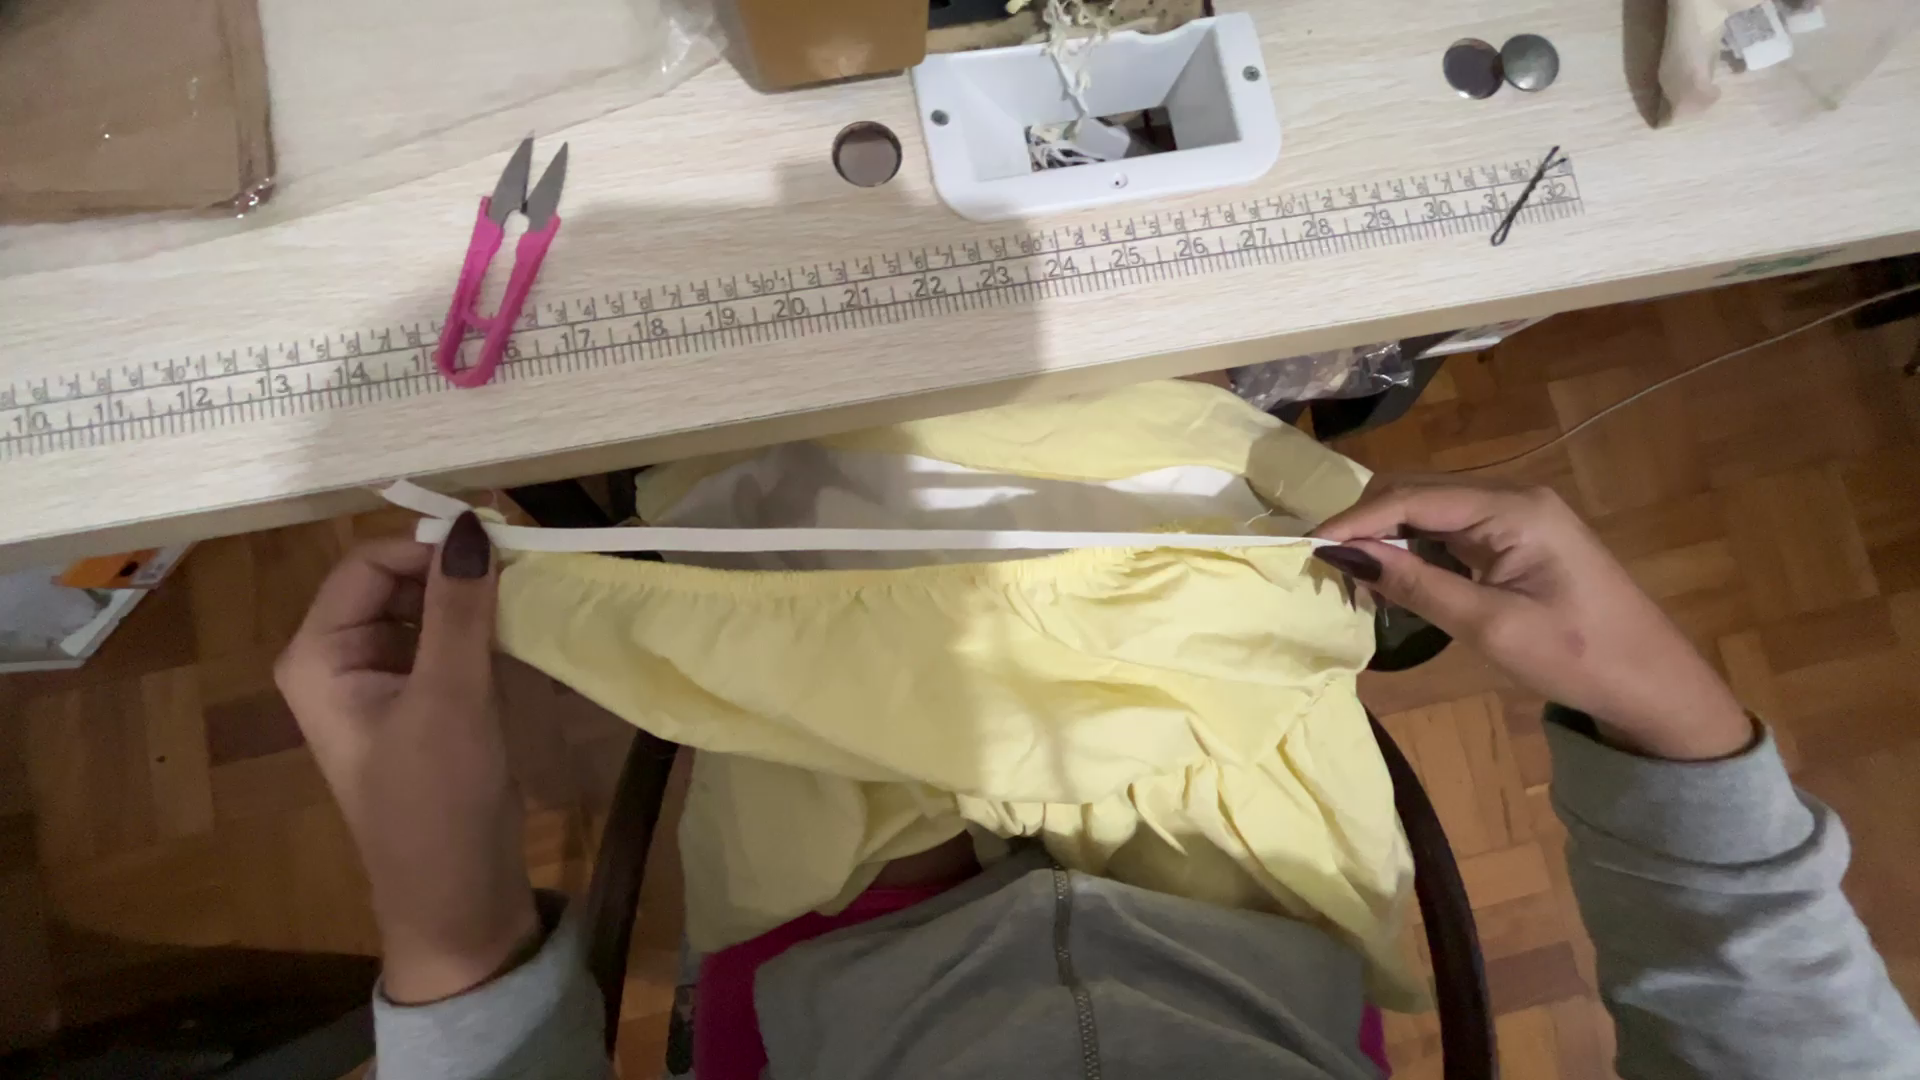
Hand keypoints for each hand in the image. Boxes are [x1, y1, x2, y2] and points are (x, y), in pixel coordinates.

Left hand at [275, 512, 538, 1002]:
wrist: (458, 886)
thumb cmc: (436, 795)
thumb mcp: (449, 697)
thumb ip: (459, 609)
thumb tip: (472, 522)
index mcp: (322, 655)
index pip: (370, 565)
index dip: (431, 546)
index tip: (504, 546)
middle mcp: (350, 657)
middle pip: (401, 579)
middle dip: (460, 565)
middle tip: (530, 561)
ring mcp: (394, 677)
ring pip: (434, 605)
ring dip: (481, 591)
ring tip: (536, 586)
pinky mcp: (435, 695)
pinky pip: (457, 637)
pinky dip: (491, 621)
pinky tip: (529, 622)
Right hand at [1312, 477, 1753, 760]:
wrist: (1656, 687)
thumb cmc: (1578, 657)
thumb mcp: (1487, 624)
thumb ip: (1412, 583)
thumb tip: (1340, 554)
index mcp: (1513, 508)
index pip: (1410, 498)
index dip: (1354, 520)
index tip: (1308, 548)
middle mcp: (1511, 495)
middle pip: (1413, 489)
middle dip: (1364, 521)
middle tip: (1327, 563)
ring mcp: (1512, 512)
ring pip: (1423, 505)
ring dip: (1382, 531)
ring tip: (1350, 568)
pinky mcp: (1511, 534)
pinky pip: (1442, 525)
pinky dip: (1406, 542)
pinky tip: (1389, 568)